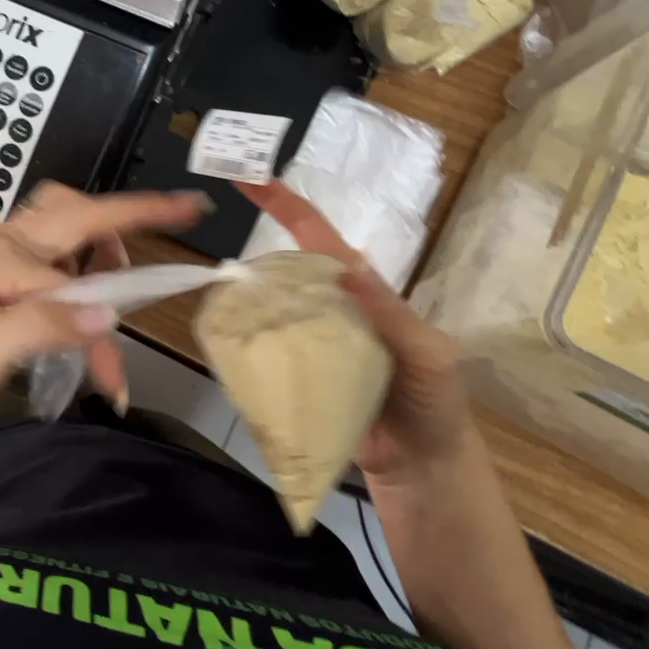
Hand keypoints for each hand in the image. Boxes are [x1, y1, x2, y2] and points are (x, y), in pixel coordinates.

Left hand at [0, 183, 208, 412]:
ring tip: (120, 276)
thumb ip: (45, 329)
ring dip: (101, 234)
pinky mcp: (1, 259)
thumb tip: (107, 316)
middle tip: (183, 210)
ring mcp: (1, 245)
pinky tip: (86, 280)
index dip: (105, 329)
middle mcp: (3, 238)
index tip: (117, 374)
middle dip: (132, 210)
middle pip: (77, 211)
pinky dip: (81, 248)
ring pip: (65, 217)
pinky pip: (52, 237)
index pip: (75, 288)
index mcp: (0, 258)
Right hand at [234, 181, 475, 482]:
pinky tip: (225, 346)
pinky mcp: (292, 372)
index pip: (319, 237)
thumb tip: (349, 265)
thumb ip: (393, 315)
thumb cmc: (434, 404)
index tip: (247, 179)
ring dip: (241, 303)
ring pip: (265, 307)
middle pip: (282, 269)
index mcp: (359, 291)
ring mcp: (307, 339)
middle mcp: (328, 306)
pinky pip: (261, 349)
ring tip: (214, 304)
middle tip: (216, 263)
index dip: (285, 205)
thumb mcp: (429, 356)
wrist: (422, 468)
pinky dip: (242, 344)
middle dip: (250, 260)